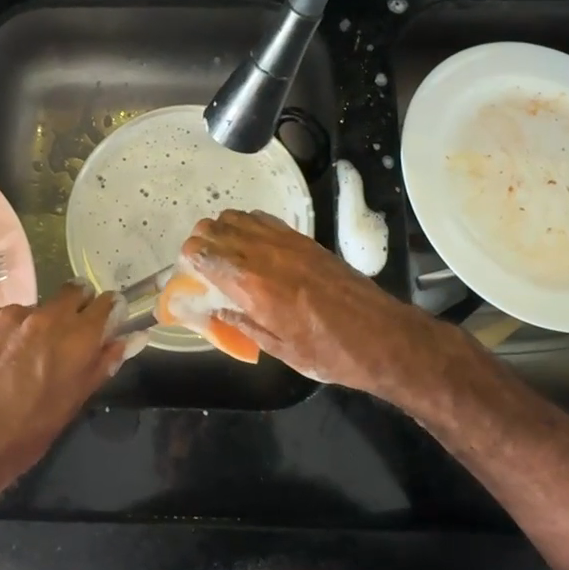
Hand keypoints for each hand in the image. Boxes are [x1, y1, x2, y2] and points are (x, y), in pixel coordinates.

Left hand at [0, 283, 122, 510]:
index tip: (104, 321)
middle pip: (71, 293)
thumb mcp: (69, 407)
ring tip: (15, 361)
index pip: (105, 304)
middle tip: (61, 339)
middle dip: (73, 309)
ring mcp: (7, 313)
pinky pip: (0, 317)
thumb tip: (128, 339)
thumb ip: (100, 366)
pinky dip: (1, 333)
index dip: (106, 311)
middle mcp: (44, 316)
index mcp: (74, 340)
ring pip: (32, 309)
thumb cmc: (20, 438)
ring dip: (33, 326)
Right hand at [182, 209, 446, 395]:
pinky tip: (252, 246)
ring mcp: (285, 241)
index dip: (189, 259)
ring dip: (223, 231)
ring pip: (236, 217)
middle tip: (203, 264)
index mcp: (251, 285)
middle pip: (214, 229)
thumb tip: (211, 308)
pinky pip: (263, 219)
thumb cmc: (327, 352)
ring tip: (225, 253)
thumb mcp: (276, 348)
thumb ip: (240, 322)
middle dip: (201, 243)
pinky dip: (248, 226)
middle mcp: (263, 254)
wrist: (379, 335)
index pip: (203, 254)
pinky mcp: (303, 238)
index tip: (188, 272)